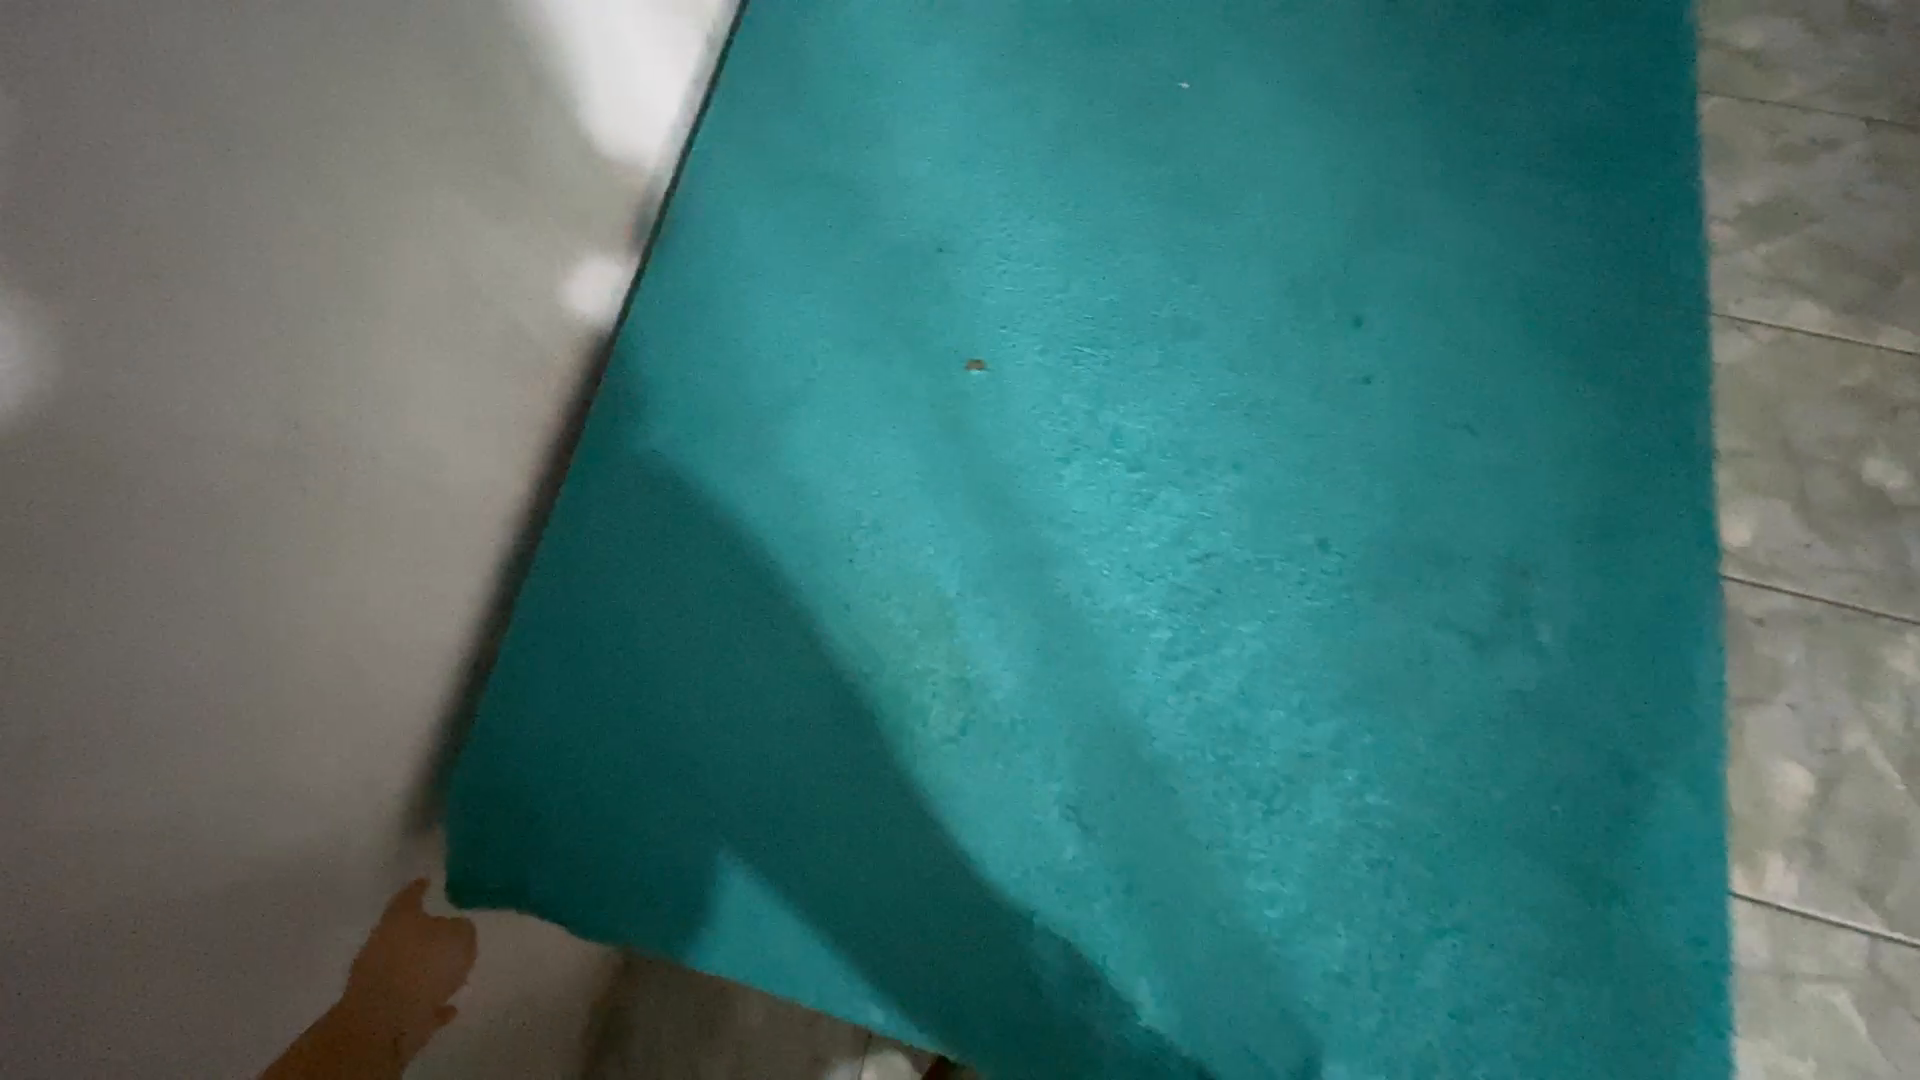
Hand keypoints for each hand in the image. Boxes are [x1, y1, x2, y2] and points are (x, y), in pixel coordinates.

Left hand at [335, 879, 478, 1061]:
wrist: (387, 1021)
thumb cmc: (426, 965)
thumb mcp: (461, 935)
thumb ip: (460, 928)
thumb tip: (453, 931)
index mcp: (399, 921)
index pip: (408, 897)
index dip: (418, 888)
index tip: (425, 881)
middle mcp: (382, 946)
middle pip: (404, 935)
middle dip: (425, 935)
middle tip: (448, 934)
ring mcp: (377, 980)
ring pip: (407, 968)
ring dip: (427, 970)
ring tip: (454, 974)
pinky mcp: (380, 1010)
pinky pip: (409, 1000)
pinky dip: (427, 1001)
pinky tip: (448, 1005)